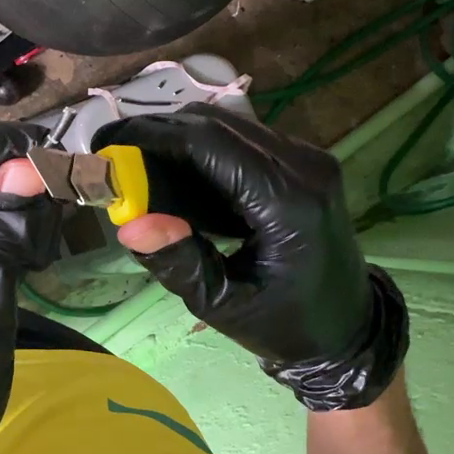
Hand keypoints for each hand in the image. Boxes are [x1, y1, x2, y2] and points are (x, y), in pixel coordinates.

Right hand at [95, 106, 407, 411]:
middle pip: (216, 124)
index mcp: (288, 202)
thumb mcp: (222, 304)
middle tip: (114, 157)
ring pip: (228, 125)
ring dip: (178, 138)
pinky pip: (242, 139)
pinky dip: (201, 149)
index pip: (207, 143)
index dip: (151, 138)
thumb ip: (177, 261)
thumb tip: (128, 224)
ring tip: (137, 165)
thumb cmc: (283, 324)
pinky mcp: (303, 161)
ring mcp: (308, 158)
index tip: (106, 146)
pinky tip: (174, 174)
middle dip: (157, 134)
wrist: (347, 328)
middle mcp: (303, 165)